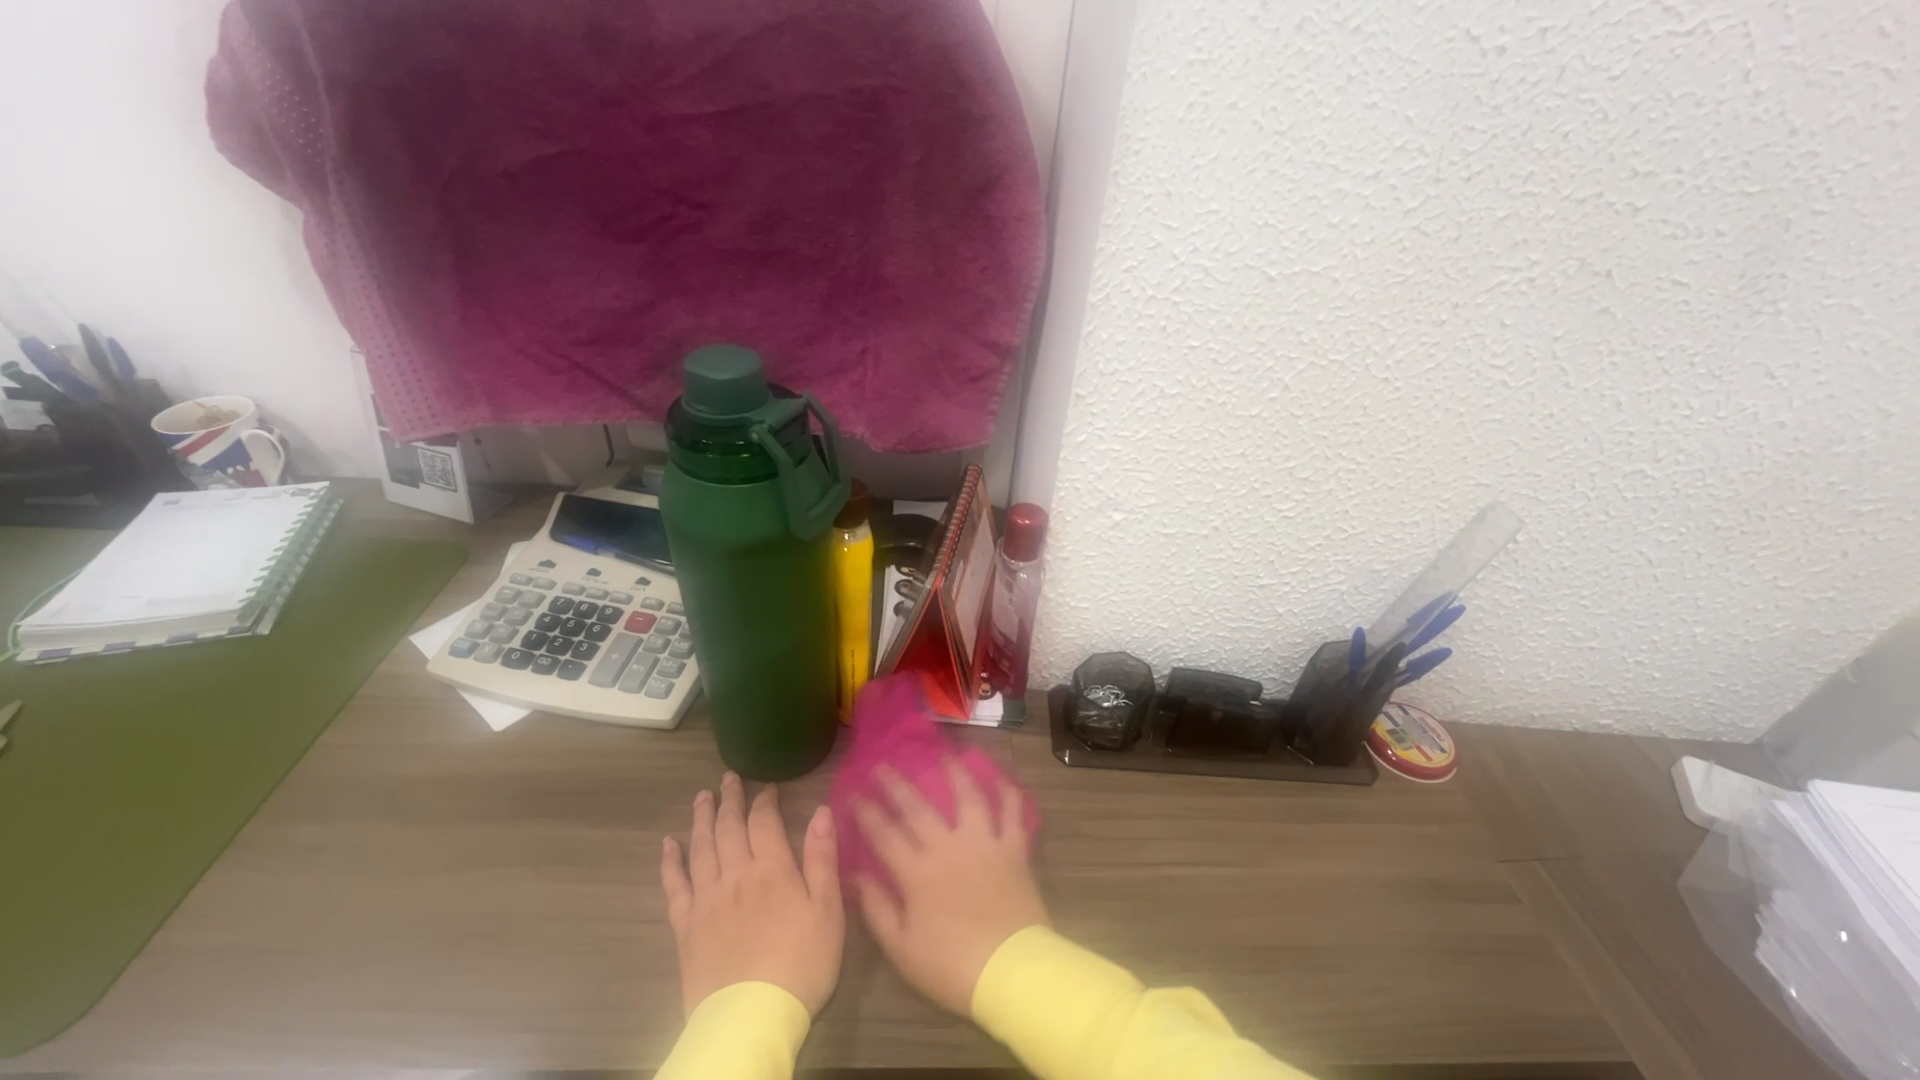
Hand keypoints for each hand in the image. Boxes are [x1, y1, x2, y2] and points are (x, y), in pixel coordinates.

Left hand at [661, 772, 843, 1015]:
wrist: (751, 1016)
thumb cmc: (802, 964)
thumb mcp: (827, 911)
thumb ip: (822, 859)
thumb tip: (820, 812)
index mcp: (772, 869)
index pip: (765, 822)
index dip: (765, 801)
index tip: (767, 787)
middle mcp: (735, 875)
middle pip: (729, 828)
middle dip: (730, 800)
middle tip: (727, 779)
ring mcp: (706, 899)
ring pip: (701, 848)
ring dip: (701, 819)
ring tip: (701, 798)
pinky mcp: (686, 925)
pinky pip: (674, 884)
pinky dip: (671, 861)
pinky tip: (668, 845)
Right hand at [852, 759, 1047, 1014]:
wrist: (1010, 971)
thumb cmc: (951, 967)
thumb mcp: (900, 948)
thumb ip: (876, 908)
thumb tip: (857, 875)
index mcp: (916, 873)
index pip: (884, 834)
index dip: (866, 812)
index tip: (853, 794)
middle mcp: (948, 847)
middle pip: (918, 808)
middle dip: (897, 785)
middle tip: (883, 765)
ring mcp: (984, 844)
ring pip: (969, 797)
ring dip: (955, 774)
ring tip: (946, 757)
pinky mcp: (1014, 850)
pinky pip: (1014, 814)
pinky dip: (1009, 794)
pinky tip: (1002, 779)